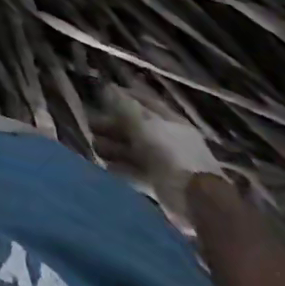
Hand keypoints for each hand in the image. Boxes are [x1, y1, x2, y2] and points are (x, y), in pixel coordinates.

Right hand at [92, 86, 222, 228]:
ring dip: (112, 148)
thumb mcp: (144, 124)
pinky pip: (135, 170)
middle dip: (111, 126)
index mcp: (169, 121)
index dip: (124, 96)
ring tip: (95, 148)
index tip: (100, 94)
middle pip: (134, 127)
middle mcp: (167, 139)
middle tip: (90, 126)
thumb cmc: (169, 154)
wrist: (194, 199)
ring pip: (132, 149)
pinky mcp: (159, 182)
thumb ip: (124, 106)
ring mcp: (164, 161)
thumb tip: (108, 86)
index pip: (145, 102)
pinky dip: (120, 168)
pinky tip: (106, 167)